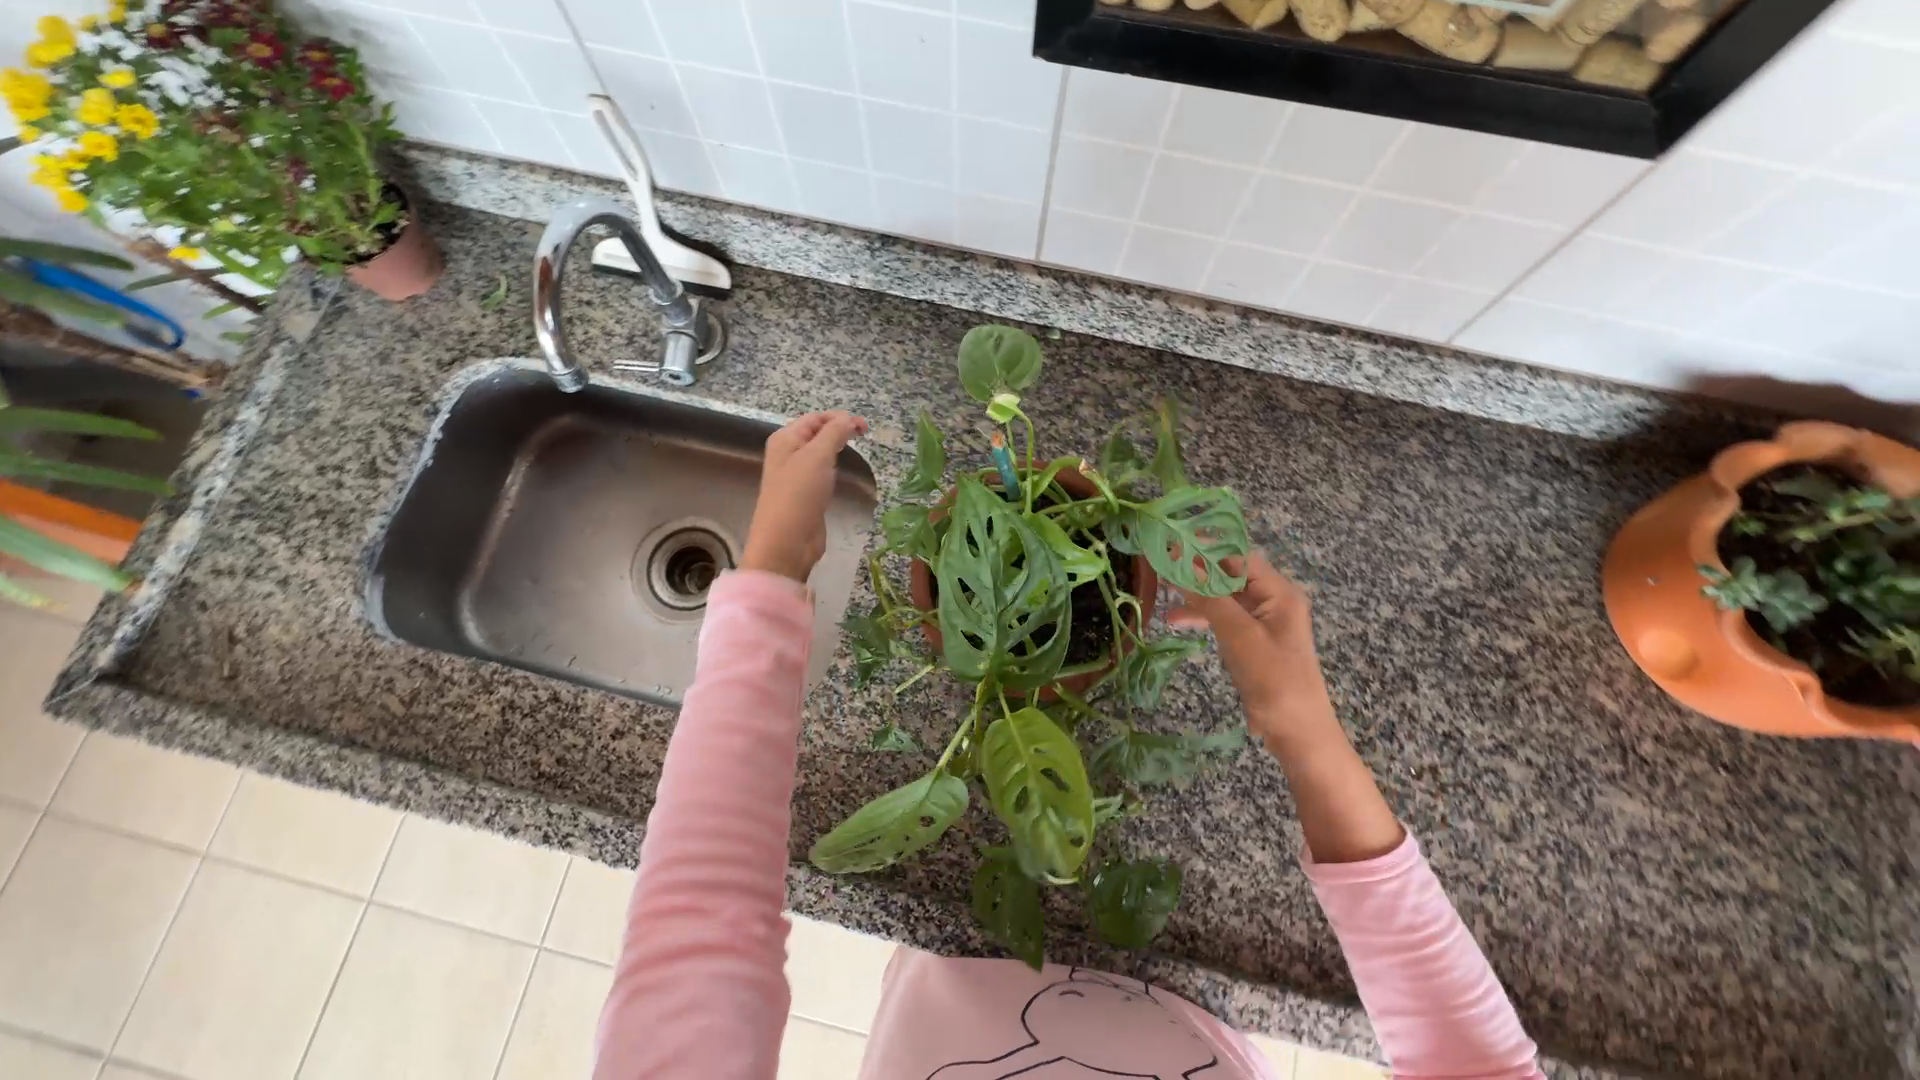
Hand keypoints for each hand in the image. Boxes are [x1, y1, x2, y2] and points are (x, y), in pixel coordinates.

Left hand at [740, 411, 867, 583]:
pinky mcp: (805, 494)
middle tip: (865, 435)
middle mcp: (788, 454)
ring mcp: (796, 475)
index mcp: (785, 439)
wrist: (787, 541)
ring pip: (820, 453)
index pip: (815, 418)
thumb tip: (849, 418)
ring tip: (857, 448)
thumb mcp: (818, 456)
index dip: (840, 417)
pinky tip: (844, 472)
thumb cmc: (799, 494)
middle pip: (816, 433)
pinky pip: (821, 473)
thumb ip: (834, 433)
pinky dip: (834, 467)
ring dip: (837, 447)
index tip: (865, 426)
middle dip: (840, 430)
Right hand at [1171, 551, 1403, 861]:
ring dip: (1196, 594)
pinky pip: (1225, 618)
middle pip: (1231, 573)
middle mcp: (1275, 601)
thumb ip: (1209, 598)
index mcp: (1280, 593)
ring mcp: (1265, 623)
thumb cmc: (1273, 680)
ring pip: (1225, 596)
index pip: (1239, 556)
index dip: (1206, 548)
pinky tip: (1176, 620)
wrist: (1297, 732)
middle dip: (1197, 569)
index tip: (1172, 543)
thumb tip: (1180, 565)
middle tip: (1160, 565)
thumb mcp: (1238, 636)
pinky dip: (1202, 616)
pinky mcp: (1255, 642)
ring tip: (1162, 593)